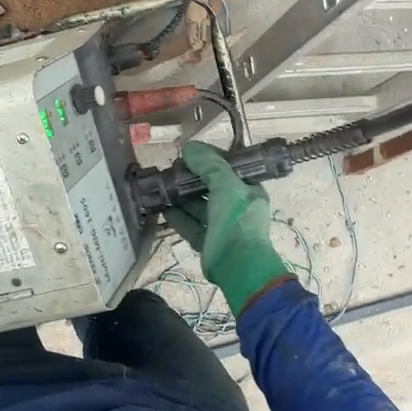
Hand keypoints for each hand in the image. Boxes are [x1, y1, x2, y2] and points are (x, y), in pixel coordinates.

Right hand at [164, 142, 290, 315]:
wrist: (237, 262)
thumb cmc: (236, 217)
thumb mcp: (226, 183)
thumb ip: (208, 164)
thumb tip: (189, 148)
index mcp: (249, 190)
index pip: (228, 169)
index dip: (210, 160)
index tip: (190, 153)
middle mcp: (236, 207)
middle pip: (211, 188)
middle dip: (192, 179)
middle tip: (172, 169)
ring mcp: (222, 226)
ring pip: (199, 207)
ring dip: (182, 197)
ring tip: (162, 186)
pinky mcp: (208, 242)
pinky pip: (191, 225)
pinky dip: (178, 217)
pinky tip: (163, 207)